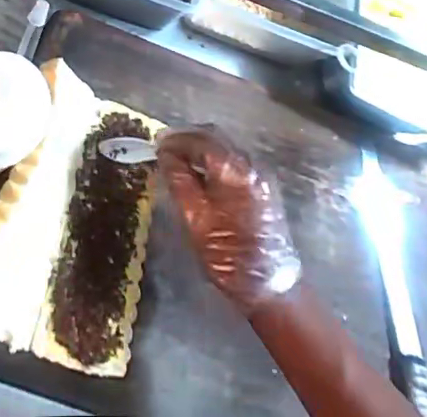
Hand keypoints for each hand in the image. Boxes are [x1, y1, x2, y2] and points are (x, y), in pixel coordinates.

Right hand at [157, 126, 301, 314]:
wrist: (271, 289)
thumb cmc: (228, 255)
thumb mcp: (195, 219)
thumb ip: (179, 180)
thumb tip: (165, 153)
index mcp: (235, 170)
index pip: (200, 140)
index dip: (175, 139)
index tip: (155, 143)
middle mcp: (252, 163)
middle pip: (215, 137)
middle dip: (187, 139)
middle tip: (164, 148)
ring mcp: (261, 173)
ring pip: (225, 147)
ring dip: (200, 148)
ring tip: (177, 159)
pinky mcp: (264, 186)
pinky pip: (234, 160)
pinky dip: (214, 159)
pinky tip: (199, 171)